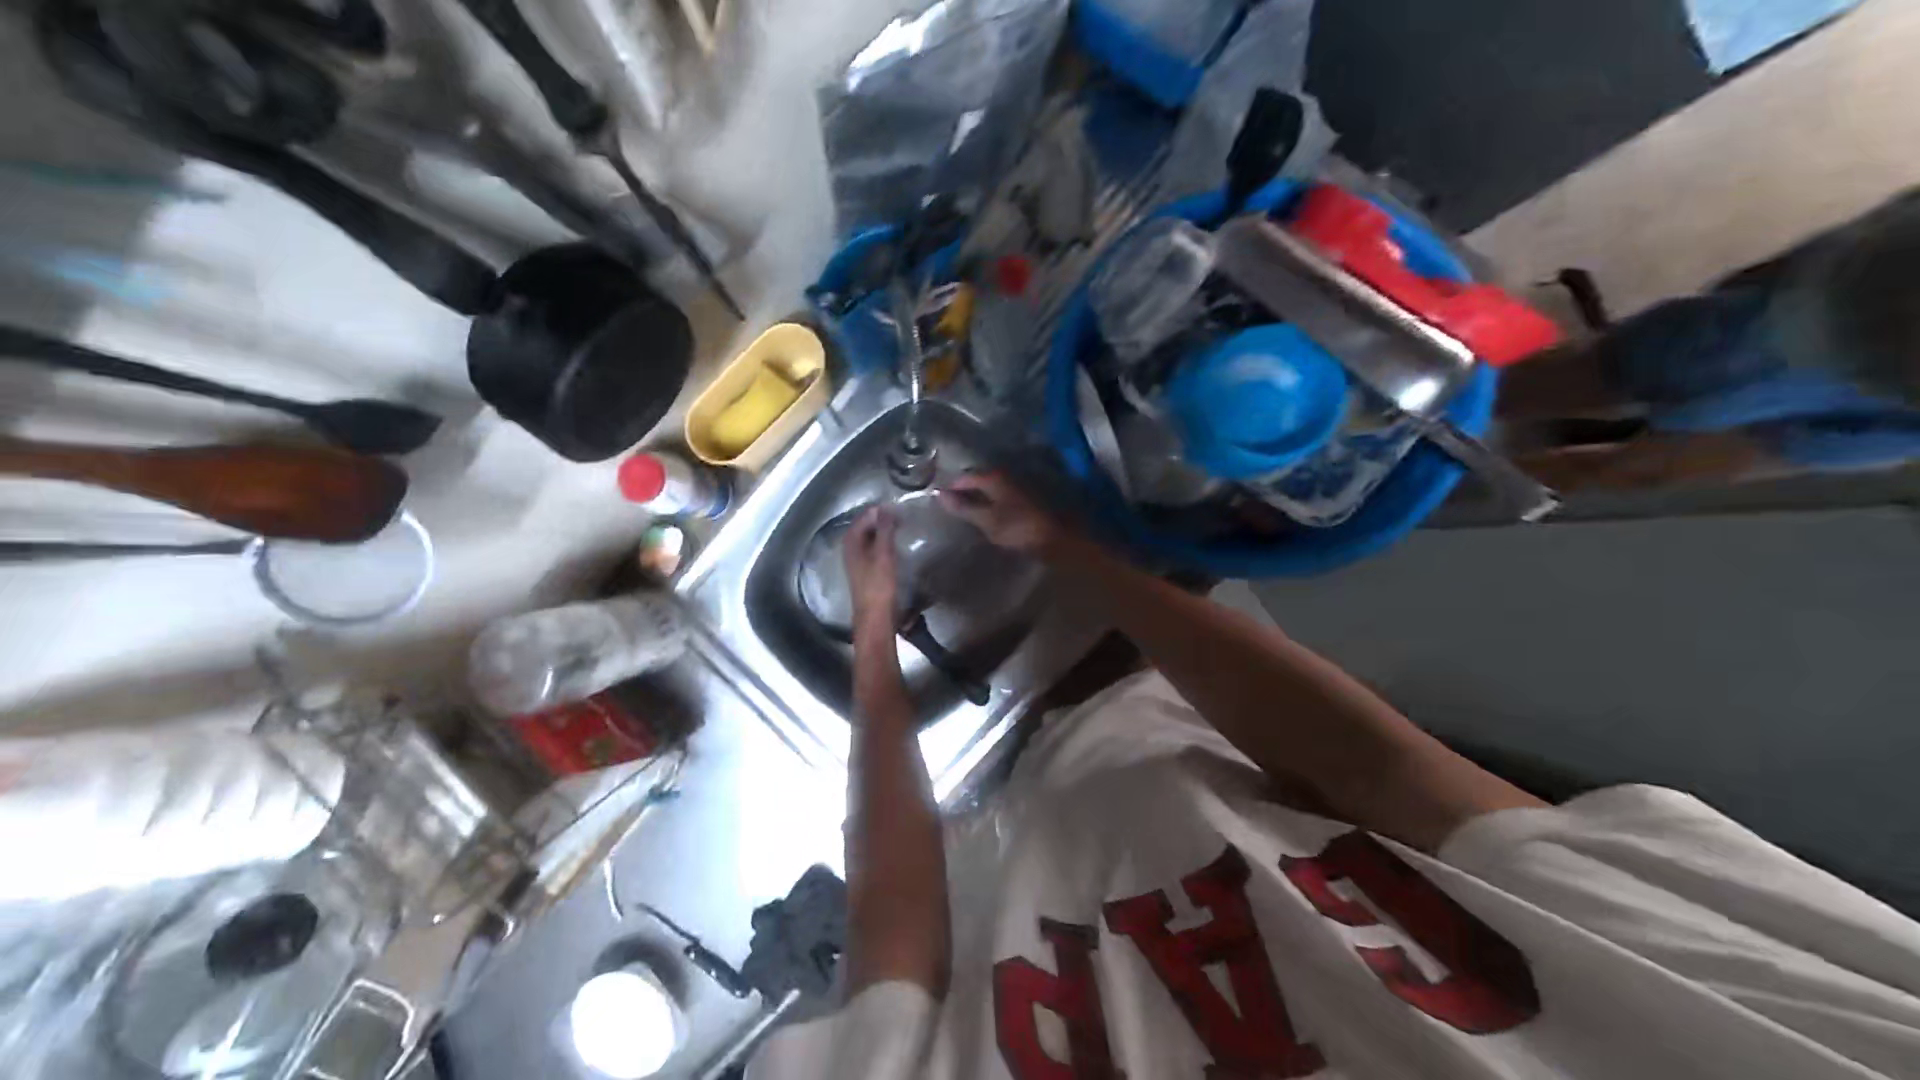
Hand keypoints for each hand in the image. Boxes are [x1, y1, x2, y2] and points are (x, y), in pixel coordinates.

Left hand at [843, 505, 899, 630]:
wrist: (875, 617)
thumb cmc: (879, 585)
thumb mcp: (884, 554)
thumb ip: (885, 529)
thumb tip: (886, 506)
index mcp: (852, 541)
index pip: (865, 515)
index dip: (882, 510)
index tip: (901, 508)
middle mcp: (851, 548)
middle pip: (867, 526)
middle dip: (884, 519)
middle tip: (905, 516)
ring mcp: (858, 560)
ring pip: (871, 538)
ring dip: (885, 532)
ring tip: (904, 528)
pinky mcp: (866, 570)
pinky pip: (875, 549)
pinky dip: (885, 544)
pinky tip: (898, 546)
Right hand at [937, 471, 1067, 555]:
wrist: (1058, 539)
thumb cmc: (1019, 529)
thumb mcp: (987, 520)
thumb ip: (963, 507)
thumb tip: (939, 493)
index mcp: (994, 477)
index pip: (964, 477)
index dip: (951, 488)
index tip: (940, 501)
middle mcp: (1007, 475)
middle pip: (979, 480)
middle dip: (965, 491)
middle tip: (952, 507)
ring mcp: (1019, 485)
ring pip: (991, 488)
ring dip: (980, 497)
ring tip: (968, 513)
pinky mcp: (1028, 497)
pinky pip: (1002, 496)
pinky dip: (993, 503)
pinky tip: (990, 515)